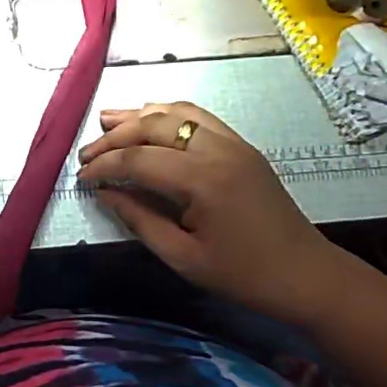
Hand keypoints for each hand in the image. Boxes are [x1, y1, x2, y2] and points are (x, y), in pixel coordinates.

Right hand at [77, 102, 349, 321]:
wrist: (304, 274)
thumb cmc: (243, 275)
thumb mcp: (183, 258)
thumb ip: (141, 220)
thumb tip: (106, 194)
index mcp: (202, 179)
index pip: (139, 159)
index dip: (104, 165)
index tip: (82, 178)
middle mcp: (218, 149)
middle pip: (155, 125)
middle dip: (116, 136)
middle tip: (88, 152)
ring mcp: (234, 143)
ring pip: (178, 112)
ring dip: (141, 116)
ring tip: (108, 122)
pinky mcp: (242, 147)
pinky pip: (199, 117)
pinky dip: (169, 115)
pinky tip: (151, 122)